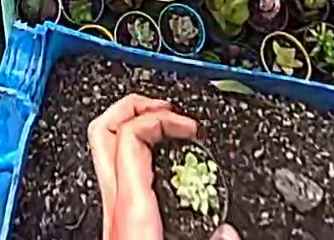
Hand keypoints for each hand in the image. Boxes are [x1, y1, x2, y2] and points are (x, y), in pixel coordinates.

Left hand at [88, 95, 236, 239]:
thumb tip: (229, 233)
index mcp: (131, 216)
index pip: (131, 136)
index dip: (159, 117)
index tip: (190, 127)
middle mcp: (115, 211)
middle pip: (105, 133)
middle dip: (133, 107)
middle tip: (167, 107)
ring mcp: (113, 220)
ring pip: (105, 151)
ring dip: (132, 126)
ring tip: (165, 125)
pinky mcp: (118, 231)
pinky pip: (118, 175)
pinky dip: (137, 155)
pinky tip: (163, 168)